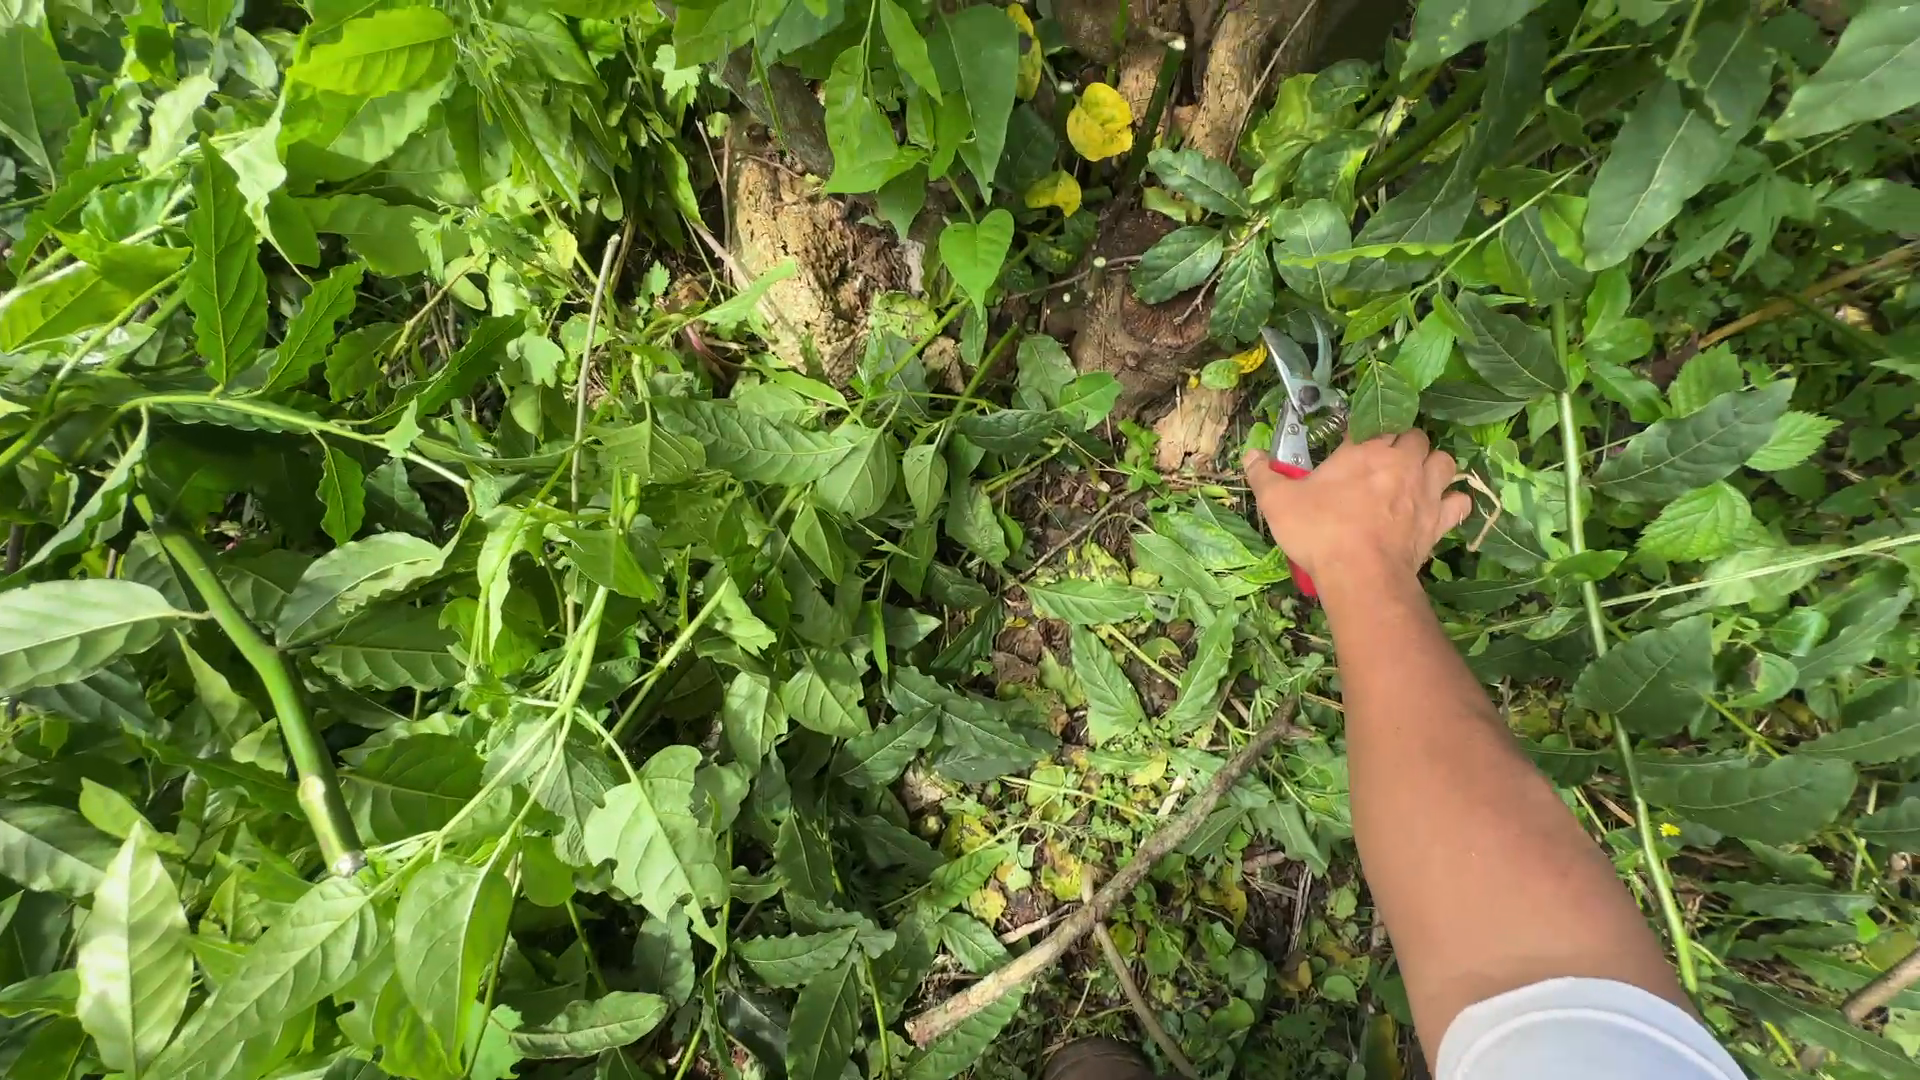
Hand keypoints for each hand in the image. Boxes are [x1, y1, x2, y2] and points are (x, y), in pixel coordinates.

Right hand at [1244, 430, 1471, 590]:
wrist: (1360, 574)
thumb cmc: (1318, 530)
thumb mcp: (1277, 501)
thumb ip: (1263, 475)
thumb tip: (1249, 454)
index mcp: (1363, 451)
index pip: (1373, 424)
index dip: (1364, 432)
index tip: (1351, 445)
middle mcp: (1401, 463)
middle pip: (1415, 436)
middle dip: (1401, 443)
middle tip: (1381, 460)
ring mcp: (1426, 491)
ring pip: (1443, 461)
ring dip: (1431, 464)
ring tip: (1414, 476)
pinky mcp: (1439, 520)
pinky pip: (1458, 501)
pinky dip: (1451, 501)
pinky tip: (1436, 507)